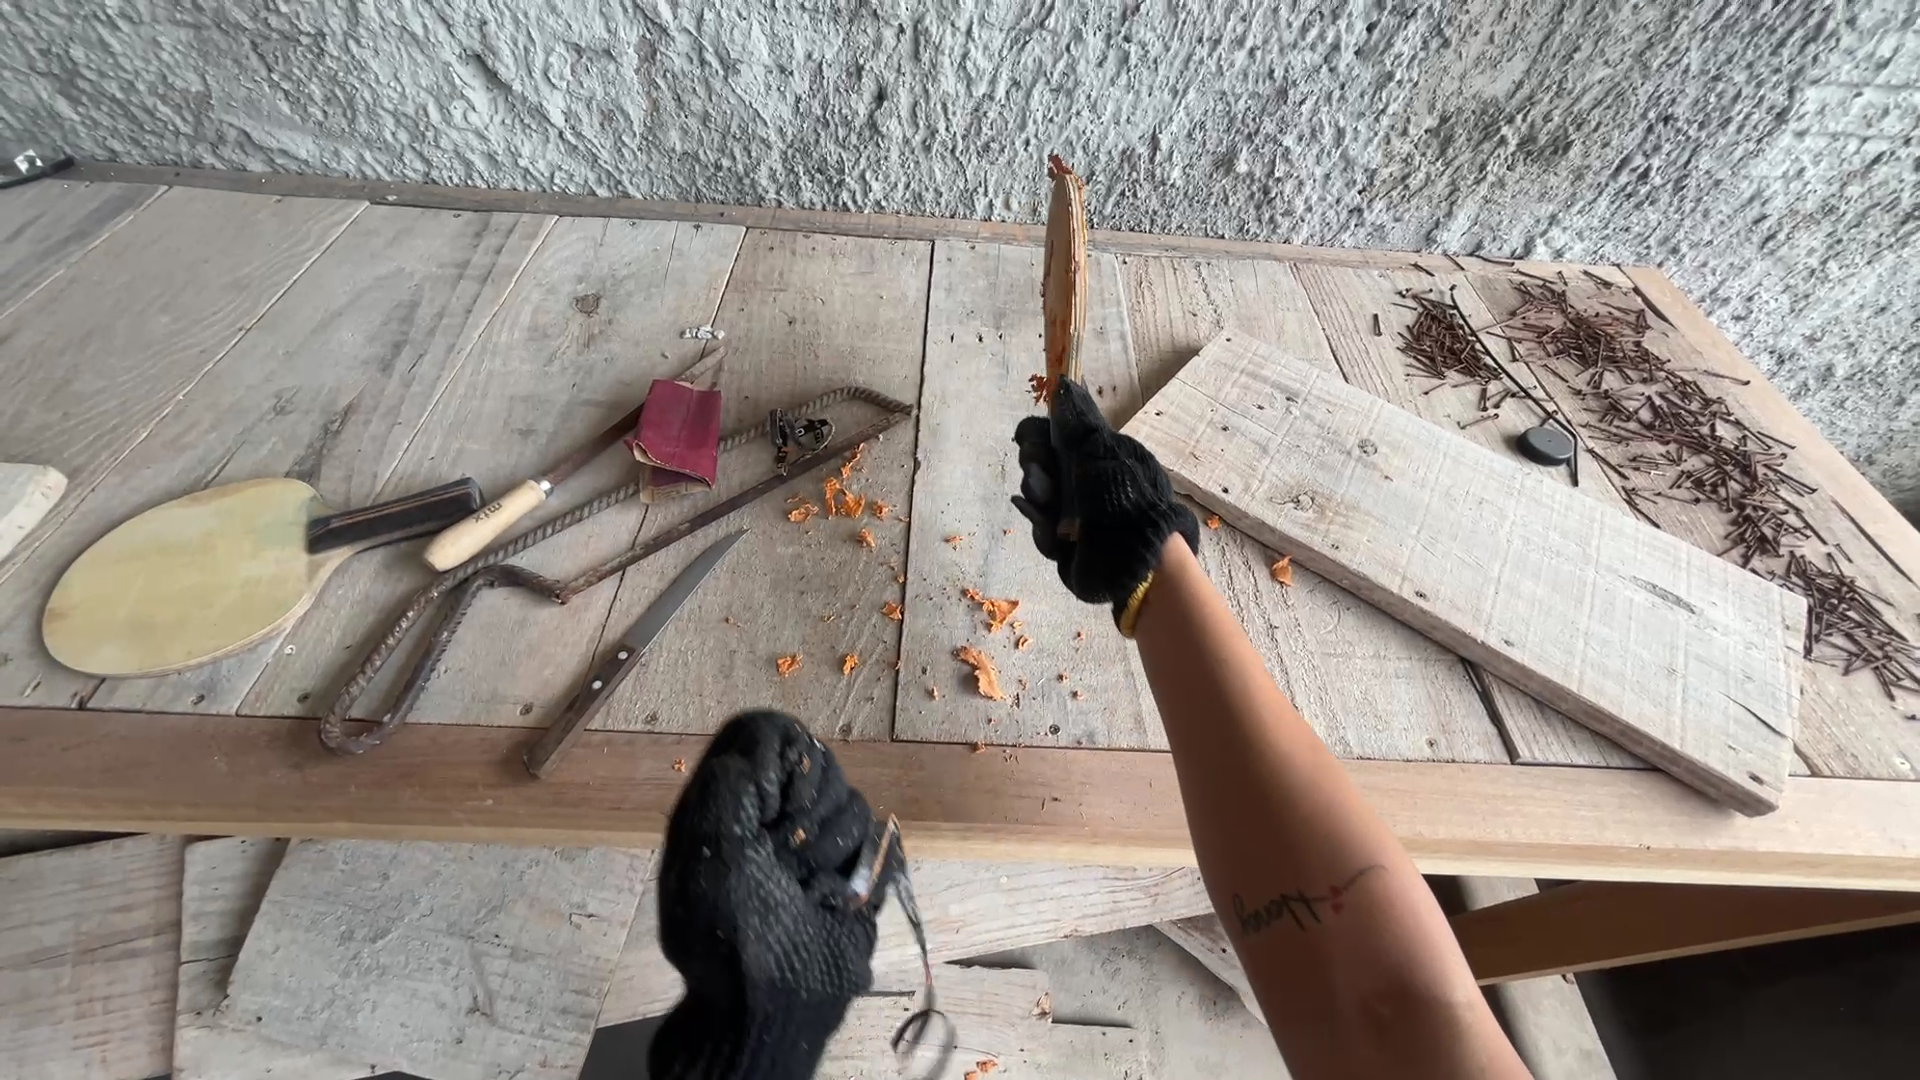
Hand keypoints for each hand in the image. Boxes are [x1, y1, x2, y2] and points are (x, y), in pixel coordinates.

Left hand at [650, 710, 880, 1079]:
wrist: (779, 1005)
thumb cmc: (734, 936)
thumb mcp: (711, 859)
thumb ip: (727, 790)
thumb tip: (758, 748)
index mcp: (729, 803)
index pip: (763, 734)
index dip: (779, 757)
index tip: (776, 802)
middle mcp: (773, 810)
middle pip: (817, 759)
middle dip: (809, 811)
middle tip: (786, 855)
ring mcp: (816, 833)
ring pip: (850, 795)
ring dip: (832, 846)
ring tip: (808, 886)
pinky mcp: (853, 858)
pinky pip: (875, 829)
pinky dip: (860, 863)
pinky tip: (835, 894)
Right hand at [1012, 378, 1199, 622]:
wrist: (1133, 556)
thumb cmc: (1120, 495)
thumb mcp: (1099, 449)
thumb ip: (1075, 420)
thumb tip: (1064, 382)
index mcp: (1091, 453)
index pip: (1048, 435)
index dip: (1034, 436)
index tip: (1029, 440)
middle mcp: (1078, 479)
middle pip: (1035, 463)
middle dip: (1035, 467)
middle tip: (1044, 478)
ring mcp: (1068, 510)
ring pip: (1034, 496)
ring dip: (1039, 497)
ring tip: (1052, 508)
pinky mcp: (1060, 542)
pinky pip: (1038, 527)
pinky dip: (1042, 526)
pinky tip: (1051, 529)